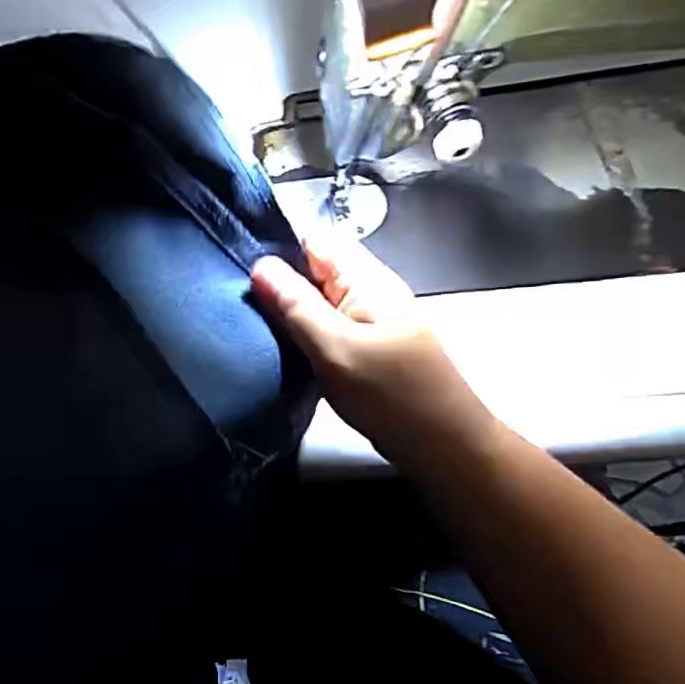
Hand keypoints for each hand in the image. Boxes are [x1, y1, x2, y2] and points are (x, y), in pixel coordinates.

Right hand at [252, 232, 497, 468]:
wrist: (441, 443)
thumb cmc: (391, 395)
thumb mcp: (334, 348)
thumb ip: (296, 306)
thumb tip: (261, 265)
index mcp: (366, 278)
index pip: (313, 240)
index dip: (277, 250)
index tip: (244, 276)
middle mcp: (370, 291)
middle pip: (315, 270)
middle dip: (281, 285)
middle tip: (245, 310)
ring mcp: (371, 320)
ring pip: (320, 302)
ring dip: (292, 314)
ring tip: (259, 331)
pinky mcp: (368, 348)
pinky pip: (329, 328)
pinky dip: (307, 337)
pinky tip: (289, 353)